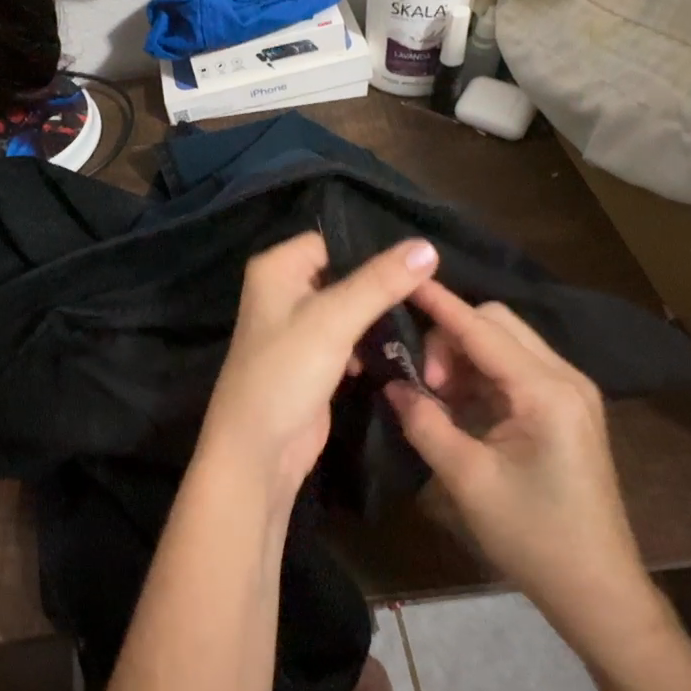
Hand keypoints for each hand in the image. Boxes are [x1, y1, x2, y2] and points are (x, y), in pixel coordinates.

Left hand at [198, 232, 439, 499]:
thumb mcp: (334, 320)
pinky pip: (348, 336)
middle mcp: (282, 289)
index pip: (333, 240)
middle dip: (382, 284)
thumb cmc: (286, 373)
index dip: (373, 249)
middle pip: (343, 272)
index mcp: (276, 267)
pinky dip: (370, 341)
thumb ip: (380, 282)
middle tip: (432, 291)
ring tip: (425, 316)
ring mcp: (296, 326)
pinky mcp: (312, 358)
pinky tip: (401, 348)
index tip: (422, 261)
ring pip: (349, 306)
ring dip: (380, 315)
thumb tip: (427, 246)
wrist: (258, 451)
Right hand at [384, 281, 655, 624]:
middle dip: (449, 338)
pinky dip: (480, 375)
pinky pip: (514, 369)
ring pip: (504, 343)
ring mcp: (569, 392)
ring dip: (463, 357)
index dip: (439, 303)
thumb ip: (425, 422)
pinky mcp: (564, 409)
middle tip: (423, 385)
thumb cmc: (533, 536)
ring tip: (436, 399)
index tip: (403, 279)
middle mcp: (564, 378)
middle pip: (497, 323)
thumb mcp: (467, 479)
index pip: (482, 328)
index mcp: (546, 392)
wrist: (597, 590)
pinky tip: (458, 406)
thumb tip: (392, 383)